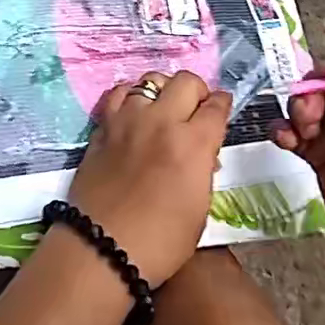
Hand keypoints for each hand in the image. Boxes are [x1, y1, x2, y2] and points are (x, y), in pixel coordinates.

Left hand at [66, 70, 231, 286]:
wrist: (102, 244)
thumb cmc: (161, 240)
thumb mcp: (200, 208)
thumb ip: (202, 170)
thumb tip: (201, 154)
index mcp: (192, 143)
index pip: (215, 106)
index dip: (222, 104)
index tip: (221, 106)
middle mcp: (160, 122)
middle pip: (184, 81)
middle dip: (196, 91)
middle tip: (195, 108)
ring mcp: (127, 121)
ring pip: (149, 80)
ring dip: (162, 90)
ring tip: (163, 108)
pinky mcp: (102, 127)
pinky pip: (118, 95)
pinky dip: (130, 96)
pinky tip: (133, 111)